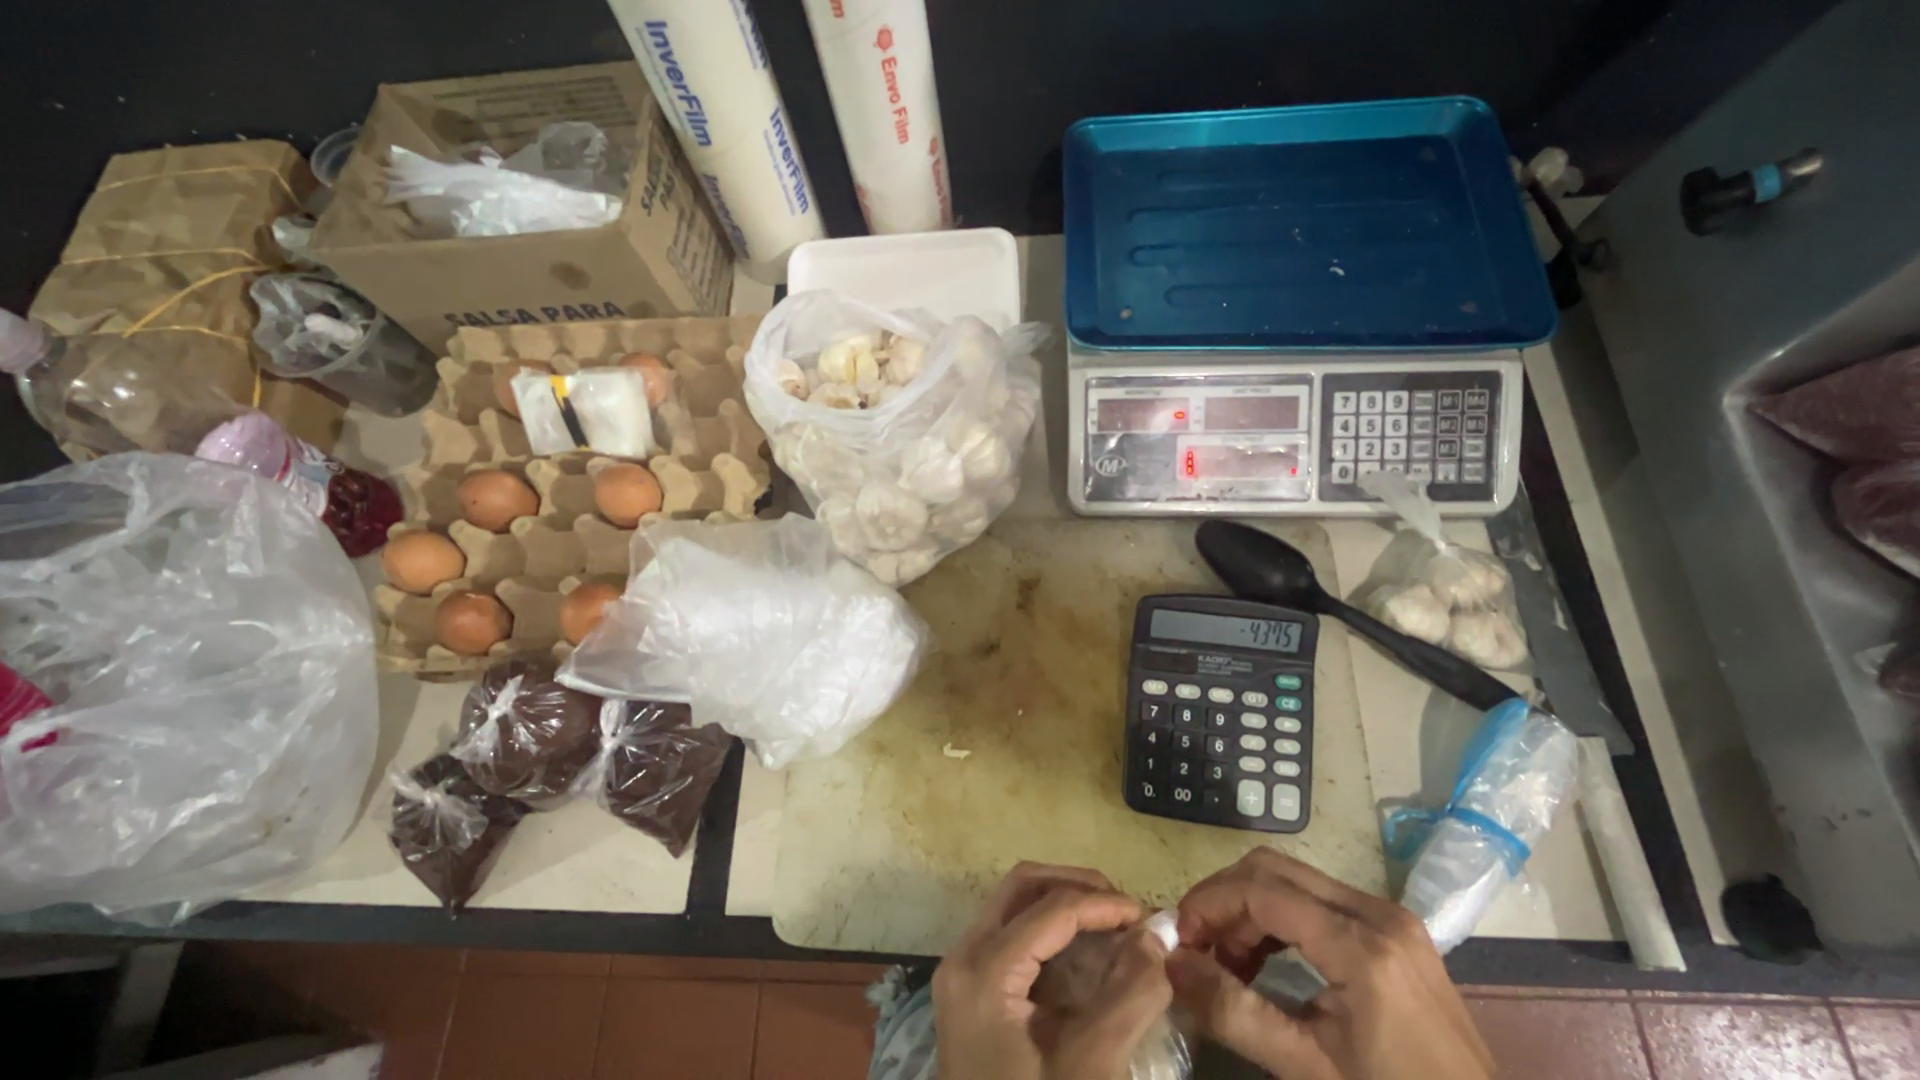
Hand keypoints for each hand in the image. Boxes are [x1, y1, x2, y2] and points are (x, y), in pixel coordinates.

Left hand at [934, 862, 1173, 1079]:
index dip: (1105, 904)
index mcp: (983, 969)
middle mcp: (962, 957)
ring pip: (1013, 906)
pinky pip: (1009, 935)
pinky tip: (1086, 954)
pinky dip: (1049, 931)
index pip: (1051, 908)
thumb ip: (1129, 994)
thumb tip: (1157, 934)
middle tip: (1126, 910)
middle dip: (1077, 887)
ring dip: (1063, 905)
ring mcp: (962, 973)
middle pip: (1022, 888)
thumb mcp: (1090, 1065)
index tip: (1151, 918)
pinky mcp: (970, 991)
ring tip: (1113, 926)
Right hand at [1169, 849, 1492, 1079]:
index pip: (1261, 890)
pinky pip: (1317, 899)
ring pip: (1293, 878)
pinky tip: (1264, 961)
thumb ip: (1234, 1013)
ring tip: (1227, 962)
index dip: (1207, 905)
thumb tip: (1172, 964)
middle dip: (1223, 900)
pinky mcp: (1394, 928)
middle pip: (1273, 868)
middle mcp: (1377, 912)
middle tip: (1197, 949)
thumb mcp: (1308, 1068)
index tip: (1177, 942)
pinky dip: (1278, 917)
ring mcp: (1390, 916)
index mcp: (1361, 946)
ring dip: (1248, 908)